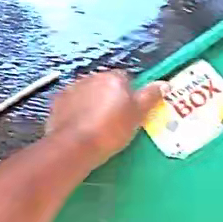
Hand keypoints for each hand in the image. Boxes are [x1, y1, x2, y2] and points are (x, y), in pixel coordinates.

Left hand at [47, 71, 166, 163]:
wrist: (75, 145)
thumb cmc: (111, 130)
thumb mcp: (137, 115)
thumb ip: (150, 97)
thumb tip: (164, 83)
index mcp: (113, 78)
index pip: (125, 80)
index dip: (129, 96)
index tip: (129, 113)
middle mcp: (92, 77)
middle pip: (105, 85)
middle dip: (109, 98)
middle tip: (114, 121)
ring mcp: (72, 88)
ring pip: (88, 93)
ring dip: (92, 103)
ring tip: (96, 126)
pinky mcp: (58, 102)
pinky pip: (72, 104)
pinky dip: (76, 111)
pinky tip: (80, 127)